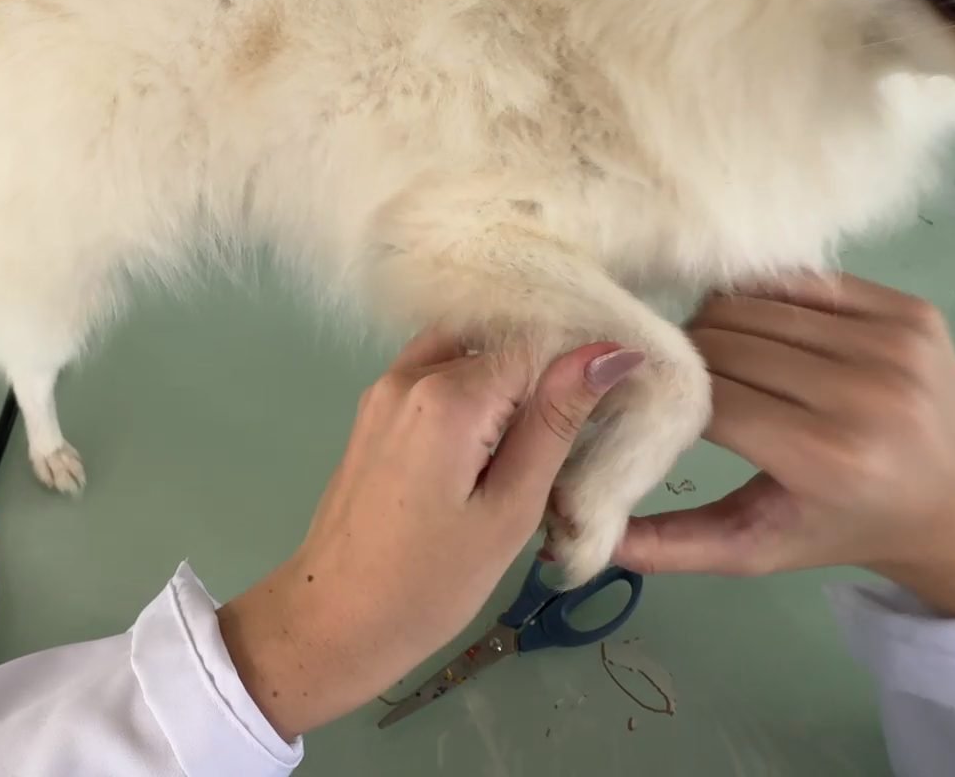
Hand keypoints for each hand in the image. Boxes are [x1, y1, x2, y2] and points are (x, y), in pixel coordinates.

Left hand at [216, 332, 642, 739]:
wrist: (338, 612)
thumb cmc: (433, 578)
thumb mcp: (510, 506)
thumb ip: (555, 422)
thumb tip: (608, 352)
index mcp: (445, 394)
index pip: (531, 344)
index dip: (578, 363)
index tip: (616, 394)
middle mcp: (407, 375)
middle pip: (491, 341)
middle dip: (539, 368)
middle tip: (576, 423)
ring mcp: (381, 390)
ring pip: (458, 352)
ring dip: (501, 378)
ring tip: (537, 433)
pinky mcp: (371, 411)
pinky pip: (428, 375)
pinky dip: (466, 388)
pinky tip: (491, 436)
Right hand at [613, 273, 954, 617]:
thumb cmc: (841, 526)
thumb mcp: (751, 548)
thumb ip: (669, 545)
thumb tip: (587, 538)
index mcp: (828, 457)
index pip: (705, 394)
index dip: (668, 395)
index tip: (657, 406)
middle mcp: (869, 394)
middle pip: (719, 340)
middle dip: (687, 357)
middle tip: (689, 382)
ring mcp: (895, 345)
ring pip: (745, 304)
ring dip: (716, 326)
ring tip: (724, 358)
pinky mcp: (911, 311)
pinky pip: (790, 279)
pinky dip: (758, 299)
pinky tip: (763, 331)